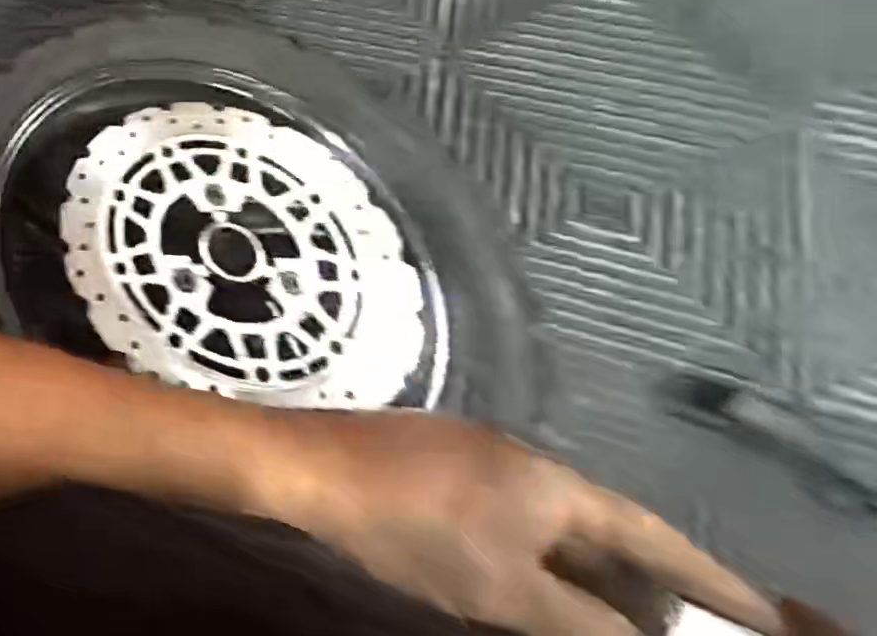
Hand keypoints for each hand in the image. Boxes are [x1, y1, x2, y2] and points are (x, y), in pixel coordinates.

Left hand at [270, 413, 783, 635]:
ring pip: (540, 509)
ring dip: (574, 558)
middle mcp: (510, 450)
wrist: (302, 464)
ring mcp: (459, 442)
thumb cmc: (407, 527)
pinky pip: (494, 498)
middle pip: (594, 518)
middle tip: (674, 625)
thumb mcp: (507, 591)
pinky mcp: (419, 447)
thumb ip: (587, 622)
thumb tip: (635, 634)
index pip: (649, 532)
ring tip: (602, 608)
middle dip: (637, 575)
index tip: (757, 616)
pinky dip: (522, 538)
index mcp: (546, 479)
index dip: (707, 578)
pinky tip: (516, 567)